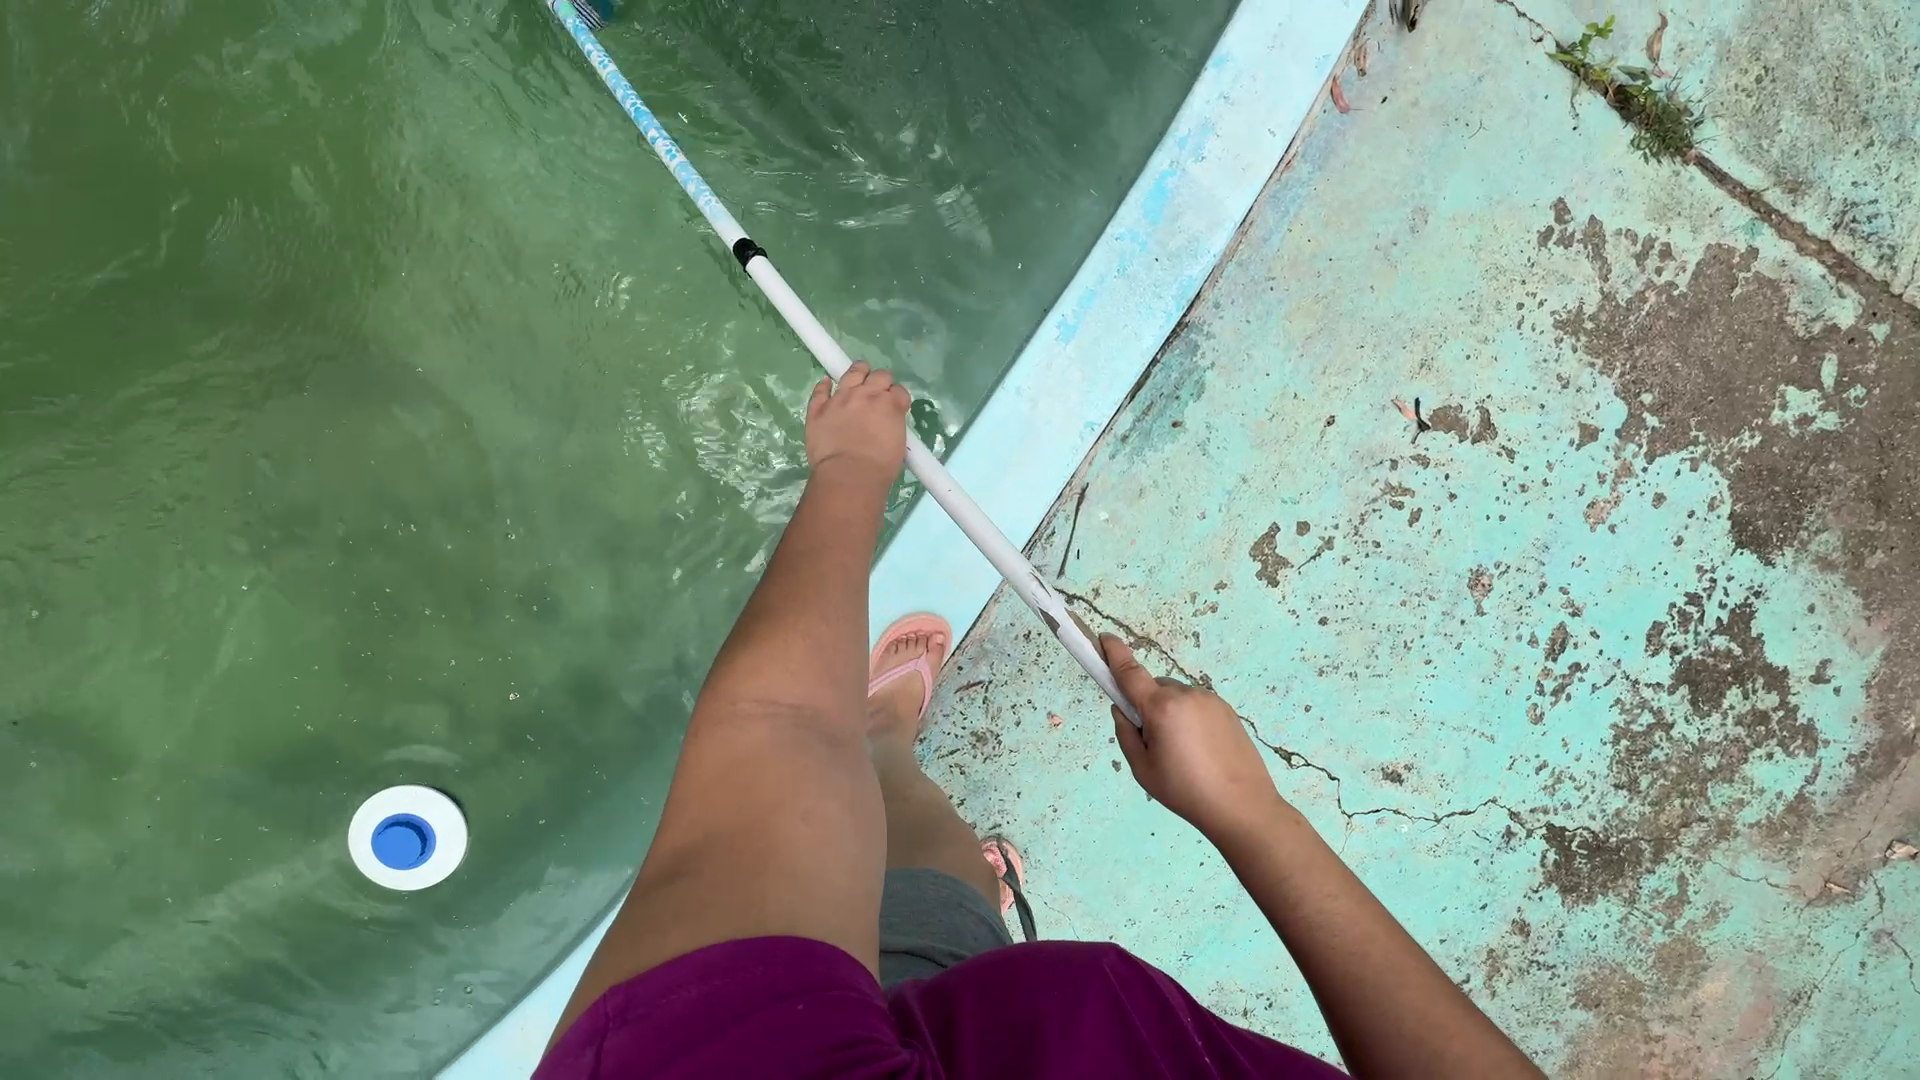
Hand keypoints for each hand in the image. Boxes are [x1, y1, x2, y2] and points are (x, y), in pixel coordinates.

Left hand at [805, 362, 910, 483]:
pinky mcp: (818, 408)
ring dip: (858, 371)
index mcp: (890, 405)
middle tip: (880, 392)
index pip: (899, 391)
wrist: (848, 476)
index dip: (897, 397)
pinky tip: (825, 383)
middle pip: (879, 376)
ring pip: (852, 373)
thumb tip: (887, 422)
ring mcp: (840, 398)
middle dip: (882, 382)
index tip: (896, 405)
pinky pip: (820, 390)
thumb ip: (893, 425)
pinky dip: (823, 386)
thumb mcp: (899, 445)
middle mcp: (866, 394)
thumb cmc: (879, 467)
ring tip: (859, 374)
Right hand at [1102, 635, 1283, 838]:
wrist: (1242, 807)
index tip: (1104, 638)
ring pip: (1177, 698)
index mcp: (1160, 708)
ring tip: (1184, 752)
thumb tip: (1122, 709)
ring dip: (1171, 713)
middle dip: (1148, 705)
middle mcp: (1185, 695)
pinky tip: (1201, 751)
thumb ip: (1125, 733)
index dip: (1114, 653)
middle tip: (1156, 743)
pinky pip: (1197, 706)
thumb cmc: (1185, 791)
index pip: (1130, 672)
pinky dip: (1190, 719)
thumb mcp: (1142, 769)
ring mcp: (1210, 700)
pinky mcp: (1227, 709)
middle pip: (1155, 689)